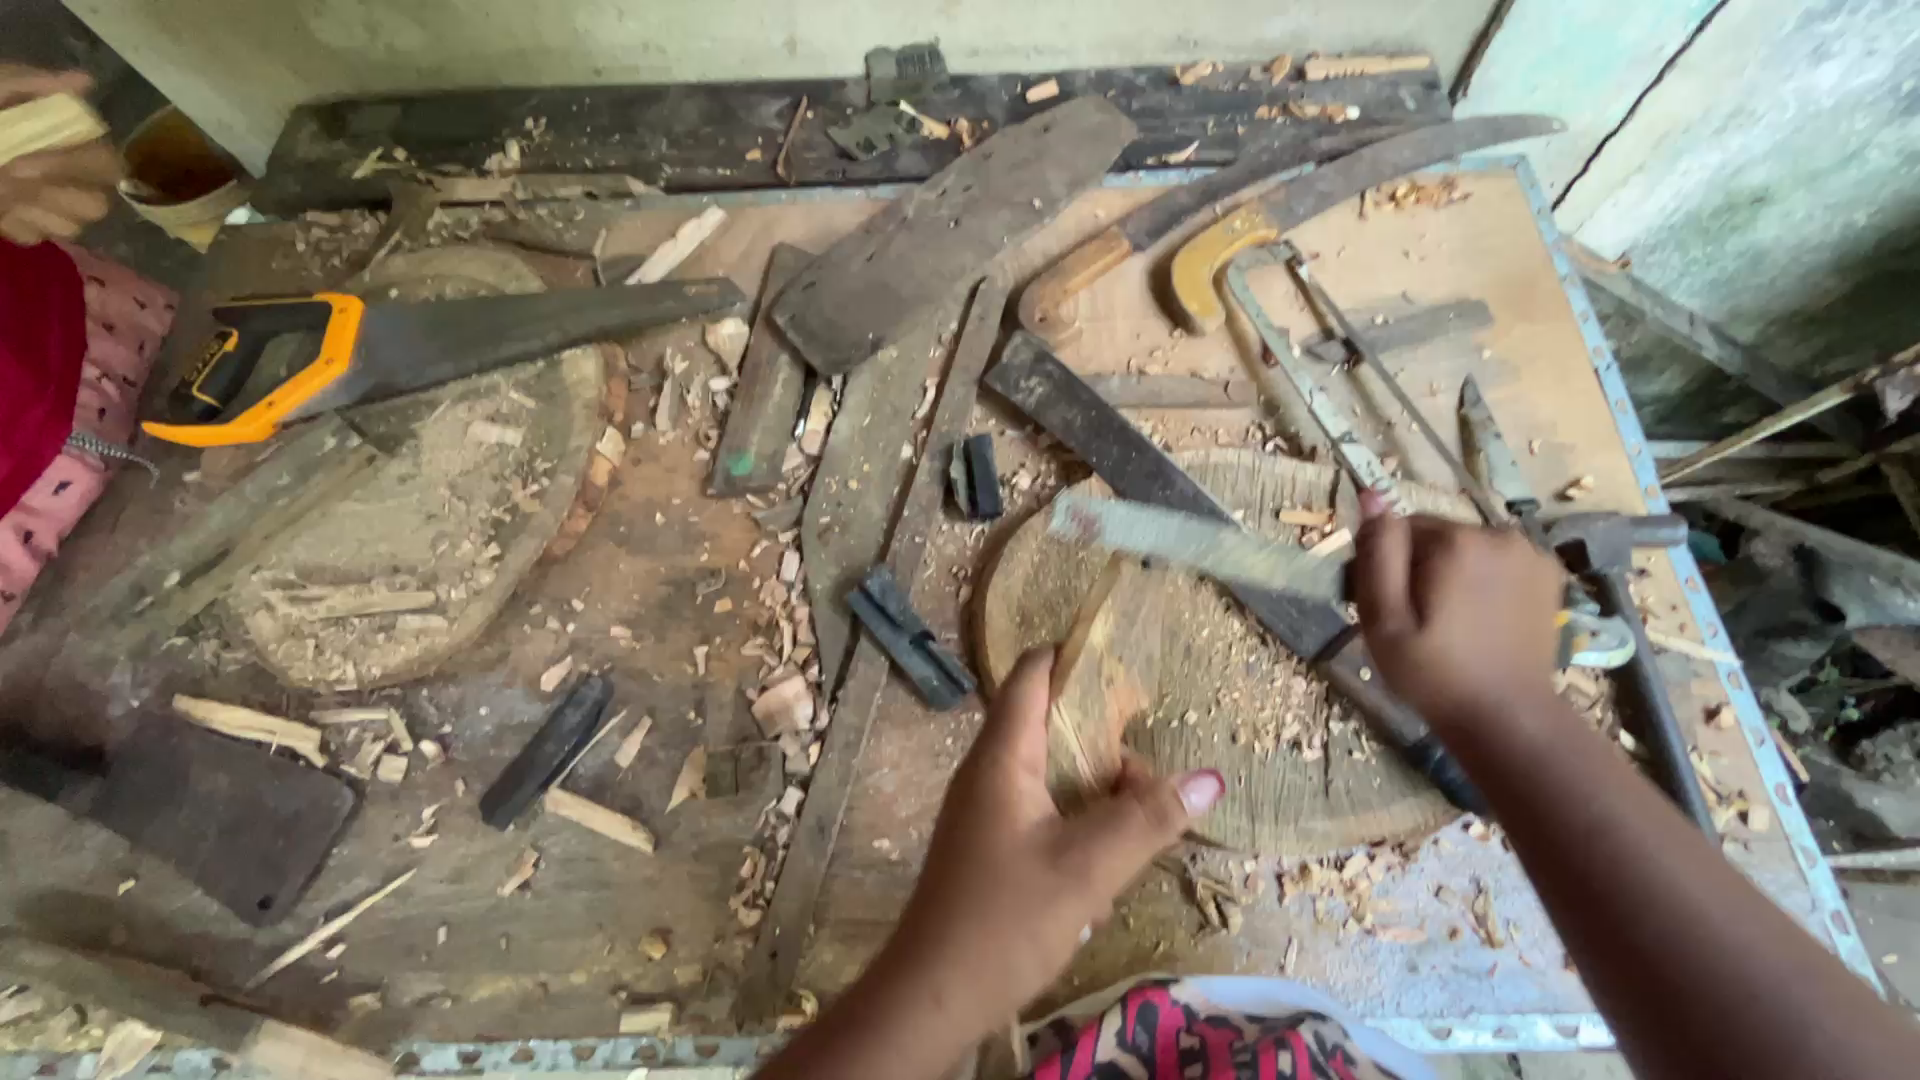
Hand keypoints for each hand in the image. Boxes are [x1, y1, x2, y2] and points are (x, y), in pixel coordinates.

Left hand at [0, 65, 119, 245]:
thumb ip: (24, 83)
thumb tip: (83, 79)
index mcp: (58, 139)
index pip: (107, 163)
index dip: (72, 168)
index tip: (19, 165)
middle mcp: (64, 174)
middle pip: (96, 202)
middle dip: (49, 194)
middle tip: (3, 178)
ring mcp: (45, 204)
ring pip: (71, 224)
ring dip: (26, 208)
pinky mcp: (24, 224)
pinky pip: (37, 235)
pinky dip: (9, 222)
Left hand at [881, 647, 1222, 1034]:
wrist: (932, 994)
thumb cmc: (1004, 920)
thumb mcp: (1087, 869)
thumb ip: (1148, 820)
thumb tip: (1211, 777)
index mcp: (1003, 755)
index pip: (1032, 674)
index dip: (1073, 656)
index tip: (1127, 667)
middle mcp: (990, 770)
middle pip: (1050, 722)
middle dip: (1105, 736)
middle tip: (1151, 767)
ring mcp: (988, 807)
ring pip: (1052, 771)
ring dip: (1098, 787)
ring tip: (1139, 820)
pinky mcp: (992, 842)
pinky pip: (1044, 808)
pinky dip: (1079, 819)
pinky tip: (1108, 864)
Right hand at [1349, 491, 1565, 729]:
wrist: (1505, 715)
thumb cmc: (1431, 671)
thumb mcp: (1383, 617)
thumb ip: (1377, 553)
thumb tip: (1372, 494)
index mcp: (1456, 541)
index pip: (1399, 527)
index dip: (1387, 565)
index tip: (1390, 606)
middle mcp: (1499, 534)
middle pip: (1435, 534)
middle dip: (1419, 565)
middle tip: (1415, 617)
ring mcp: (1531, 552)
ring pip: (1465, 545)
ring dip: (1451, 570)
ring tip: (1449, 618)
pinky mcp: (1548, 572)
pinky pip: (1496, 558)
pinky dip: (1483, 577)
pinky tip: (1480, 615)